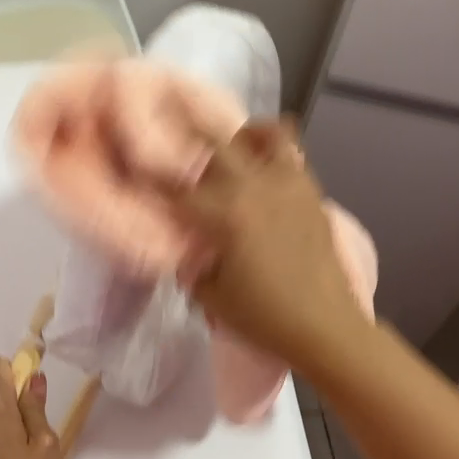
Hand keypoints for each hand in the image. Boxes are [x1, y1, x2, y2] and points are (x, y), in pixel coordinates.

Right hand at [168, 118, 365, 367]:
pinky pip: (289, 151)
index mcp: (223, 213)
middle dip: (184, 144)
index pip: (171, 185)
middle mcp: (253, 185)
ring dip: (235, 137)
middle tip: (173, 158)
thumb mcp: (209, 296)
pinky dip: (270, 148)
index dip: (147, 179)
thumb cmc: (263, 317)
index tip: (134, 177)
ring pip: (259, 132)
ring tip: (225, 155)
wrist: (325, 326)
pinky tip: (258, 170)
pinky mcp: (310, 188)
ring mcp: (286, 182)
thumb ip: (189, 264)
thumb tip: (181, 245)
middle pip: (210, 141)